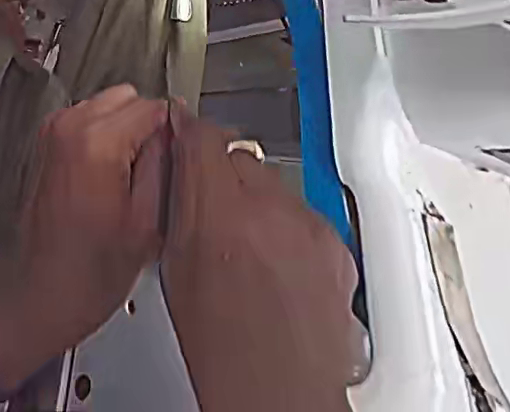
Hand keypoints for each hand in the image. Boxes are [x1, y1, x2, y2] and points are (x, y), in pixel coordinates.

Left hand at [0, 84, 168, 390]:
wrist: (32, 297)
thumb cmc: (88, 274)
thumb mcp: (146, 222)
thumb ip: (163, 163)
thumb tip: (174, 129)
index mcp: (98, 141)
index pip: (154, 107)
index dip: (171, 133)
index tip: (174, 162)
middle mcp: (71, 123)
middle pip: (130, 98)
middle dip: (146, 127)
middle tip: (149, 173)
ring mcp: (54, 128)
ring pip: (110, 104)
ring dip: (124, 130)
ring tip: (126, 179)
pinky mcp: (46, 138)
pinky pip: (90, 117)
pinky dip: (104, 135)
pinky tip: (106, 176)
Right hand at [161, 107, 358, 411]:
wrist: (279, 396)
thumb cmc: (221, 349)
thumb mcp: (176, 268)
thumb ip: (179, 203)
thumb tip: (179, 162)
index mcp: (218, 216)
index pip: (203, 137)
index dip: (190, 130)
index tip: (185, 125)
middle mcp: (266, 210)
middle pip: (238, 157)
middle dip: (224, 175)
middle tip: (217, 213)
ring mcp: (305, 224)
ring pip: (272, 182)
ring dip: (259, 201)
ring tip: (251, 249)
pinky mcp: (333, 240)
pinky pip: (303, 210)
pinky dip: (289, 226)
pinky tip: (280, 264)